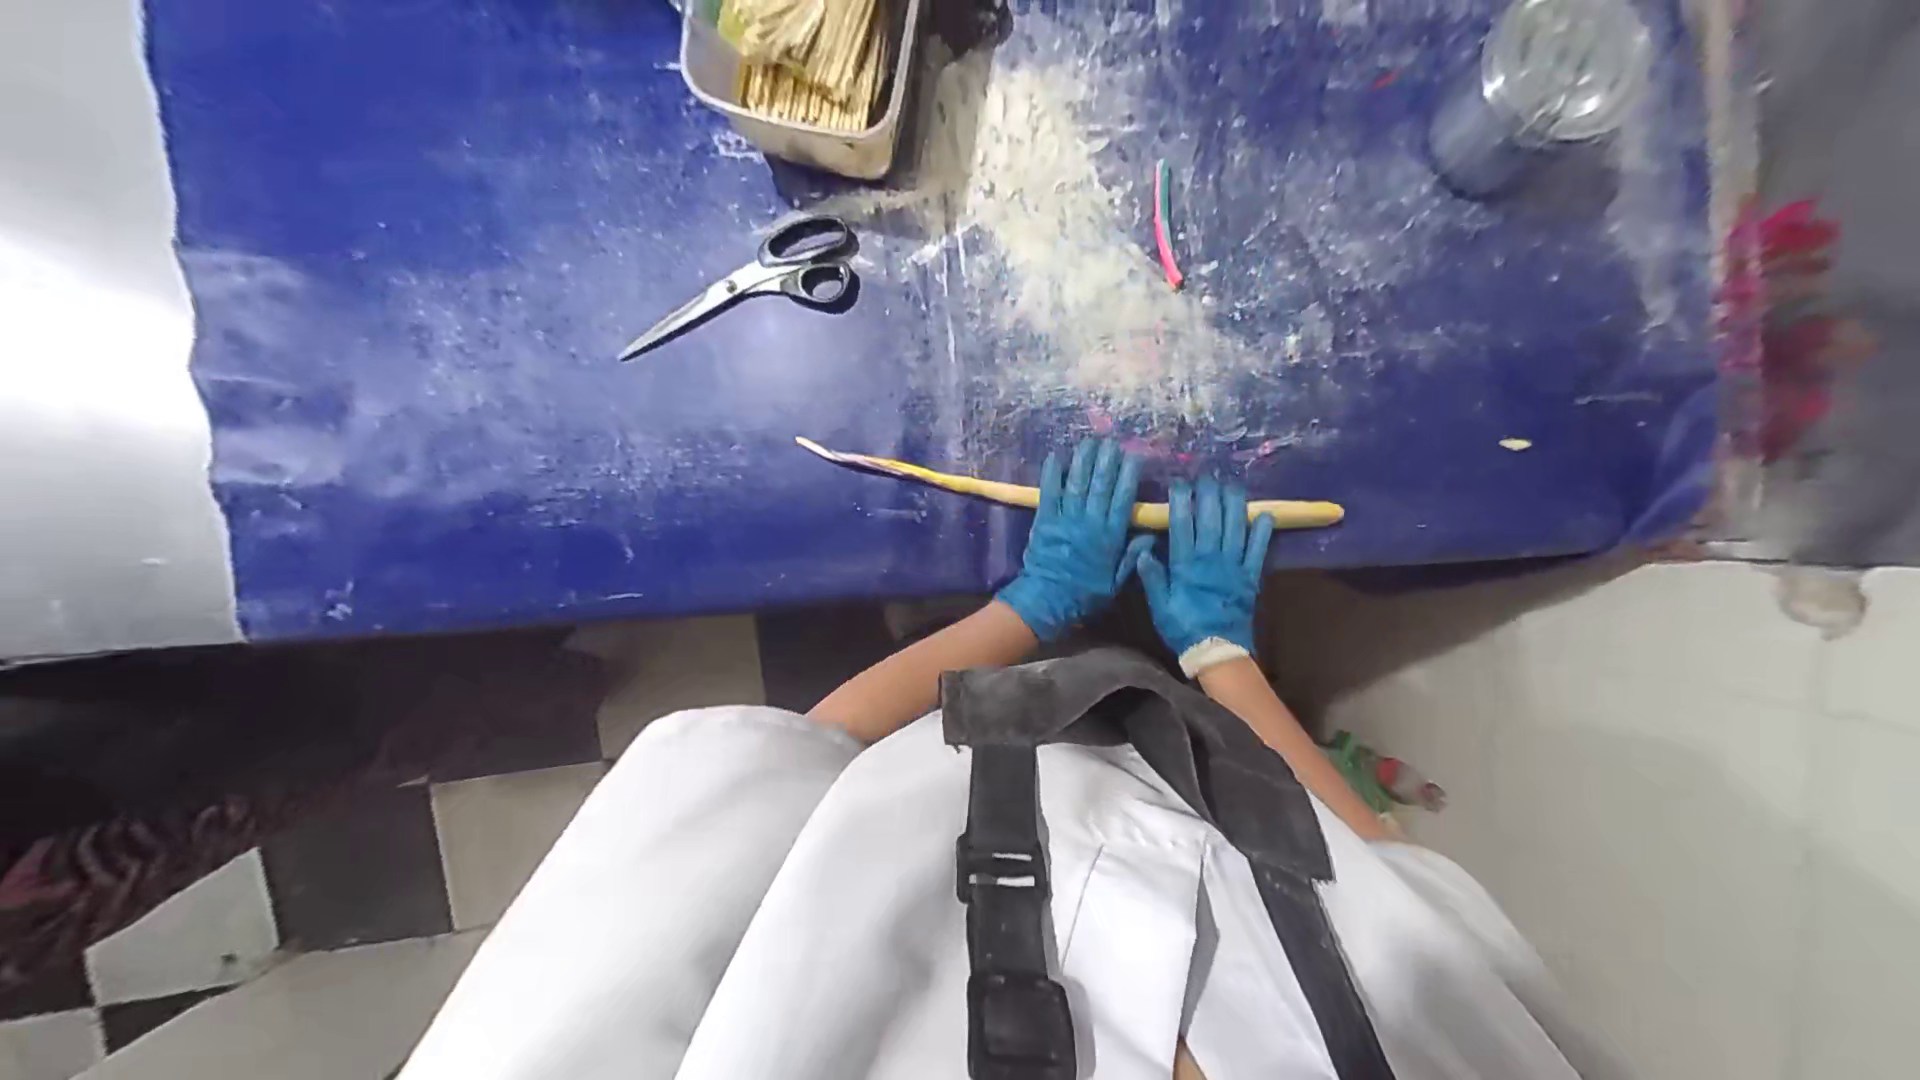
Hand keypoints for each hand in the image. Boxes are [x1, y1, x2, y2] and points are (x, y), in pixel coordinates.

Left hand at [996, 438, 1153, 641]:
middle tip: (1112, 441)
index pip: (1123, 500)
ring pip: (1077, 484)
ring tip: (1090, 441)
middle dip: (1107, 461)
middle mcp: (1089, 523)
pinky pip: (1049, 493)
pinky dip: (1052, 475)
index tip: (1134, 457)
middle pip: (1100, 485)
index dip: (1129, 476)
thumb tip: (1151, 535)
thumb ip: (1132, 558)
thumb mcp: (1116, 583)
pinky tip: (1056, 456)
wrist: (1047, 600)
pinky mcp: (1044, 520)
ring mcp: (1065, 519)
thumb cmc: (1085, 594)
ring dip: (1083, 461)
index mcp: (1109, 537)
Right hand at [1134, 476, 1274, 661]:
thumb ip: (1153, 577)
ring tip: (1231, 485)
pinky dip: (1262, 531)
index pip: (1182, 524)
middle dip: (1209, 494)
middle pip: (1211, 518)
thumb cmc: (1183, 627)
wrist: (1217, 652)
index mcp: (1186, 564)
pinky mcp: (1251, 576)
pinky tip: (1265, 514)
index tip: (1179, 484)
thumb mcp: (1159, 604)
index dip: (1181, 501)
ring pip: (1236, 527)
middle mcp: (1211, 559)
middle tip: (1206, 476)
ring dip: (1234, 504)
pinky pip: (1259, 549)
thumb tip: (1143, 549)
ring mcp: (1234, 566)